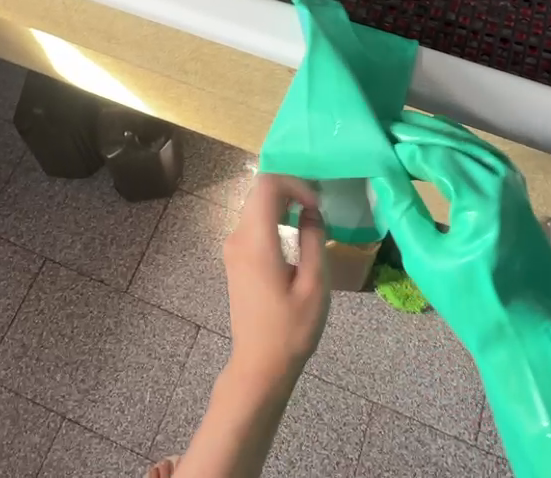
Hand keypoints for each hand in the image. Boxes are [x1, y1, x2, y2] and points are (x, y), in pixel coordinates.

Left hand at [222, 173, 329, 382]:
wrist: (260, 365)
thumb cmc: (291, 329)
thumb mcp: (315, 285)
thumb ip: (314, 240)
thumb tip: (312, 211)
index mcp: (256, 242)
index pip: (267, 186)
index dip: (295, 184)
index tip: (317, 206)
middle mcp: (238, 238)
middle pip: (260, 192)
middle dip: (290, 190)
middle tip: (318, 208)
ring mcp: (232, 248)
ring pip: (256, 206)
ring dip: (282, 203)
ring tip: (310, 219)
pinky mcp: (235, 258)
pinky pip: (253, 223)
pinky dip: (274, 217)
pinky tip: (293, 235)